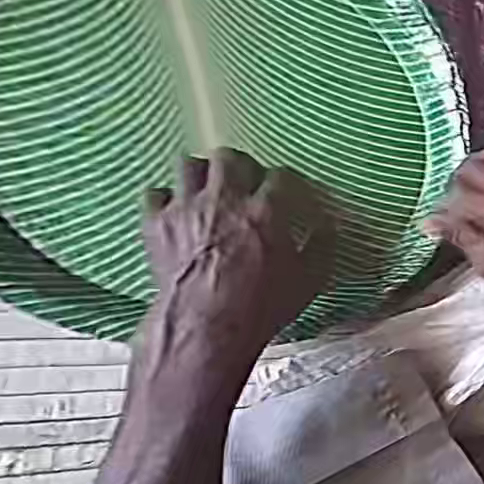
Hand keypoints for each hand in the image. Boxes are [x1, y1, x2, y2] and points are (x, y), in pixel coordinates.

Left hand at [141, 147, 334, 372]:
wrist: (206, 325)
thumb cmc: (263, 305)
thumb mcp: (309, 280)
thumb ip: (321, 247)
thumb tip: (327, 227)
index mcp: (266, 211)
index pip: (282, 177)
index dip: (289, 183)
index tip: (292, 195)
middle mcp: (225, 199)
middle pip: (231, 158)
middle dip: (242, 168)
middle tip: (249, 184)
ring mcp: (186, 207)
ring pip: (190, 165)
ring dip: (204, 174)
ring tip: (211, 190)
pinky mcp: (156, 222)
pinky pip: (156, 193)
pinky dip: (168, 198)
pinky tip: (178, 212)